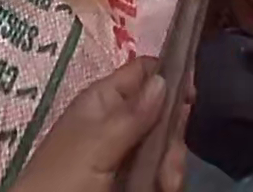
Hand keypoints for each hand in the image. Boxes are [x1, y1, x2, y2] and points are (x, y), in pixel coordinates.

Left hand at [12, 57, 190, 191]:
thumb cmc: (61, 181)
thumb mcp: (94, 144)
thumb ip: (132, 115)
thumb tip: (164, 77)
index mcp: (105, 101)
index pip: (142, 72)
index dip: (168, 75)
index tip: (190, 94)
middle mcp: (120, 124)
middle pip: (162, 112)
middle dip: (173, 133)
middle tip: (170, 161)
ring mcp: (128, 158)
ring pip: (166, 148)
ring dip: (172, 164)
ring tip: (165, 185)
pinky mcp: (135, 184)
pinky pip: (161, 176)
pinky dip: (167, 183)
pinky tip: (164, 190)